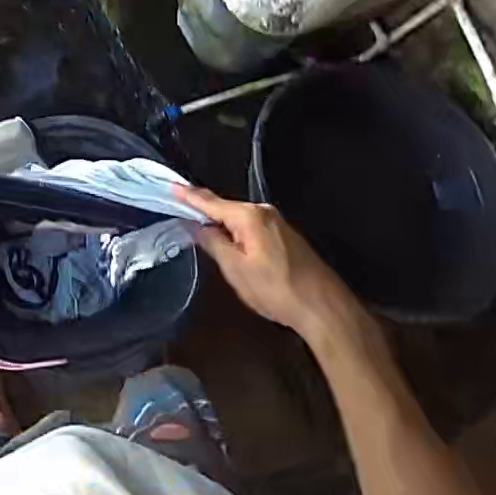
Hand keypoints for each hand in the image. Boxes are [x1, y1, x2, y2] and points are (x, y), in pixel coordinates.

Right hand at [178, 185, 374, 351]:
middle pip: (224, 208)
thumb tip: (195, 224)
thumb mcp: (236, 269)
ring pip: (238, 218)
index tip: (170, 187)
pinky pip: (251, 226)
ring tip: (199, 231)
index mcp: (249, 216)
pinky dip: (236, 231)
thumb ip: (213, 243)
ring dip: (221, 224)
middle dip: (203, 212)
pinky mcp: (284, 235)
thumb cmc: (277, 289)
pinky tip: (229, 243)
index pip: (210, 201)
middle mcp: (263, 211)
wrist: (325, 308)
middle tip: (180, 215)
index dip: (189, 196)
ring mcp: (276, 222)